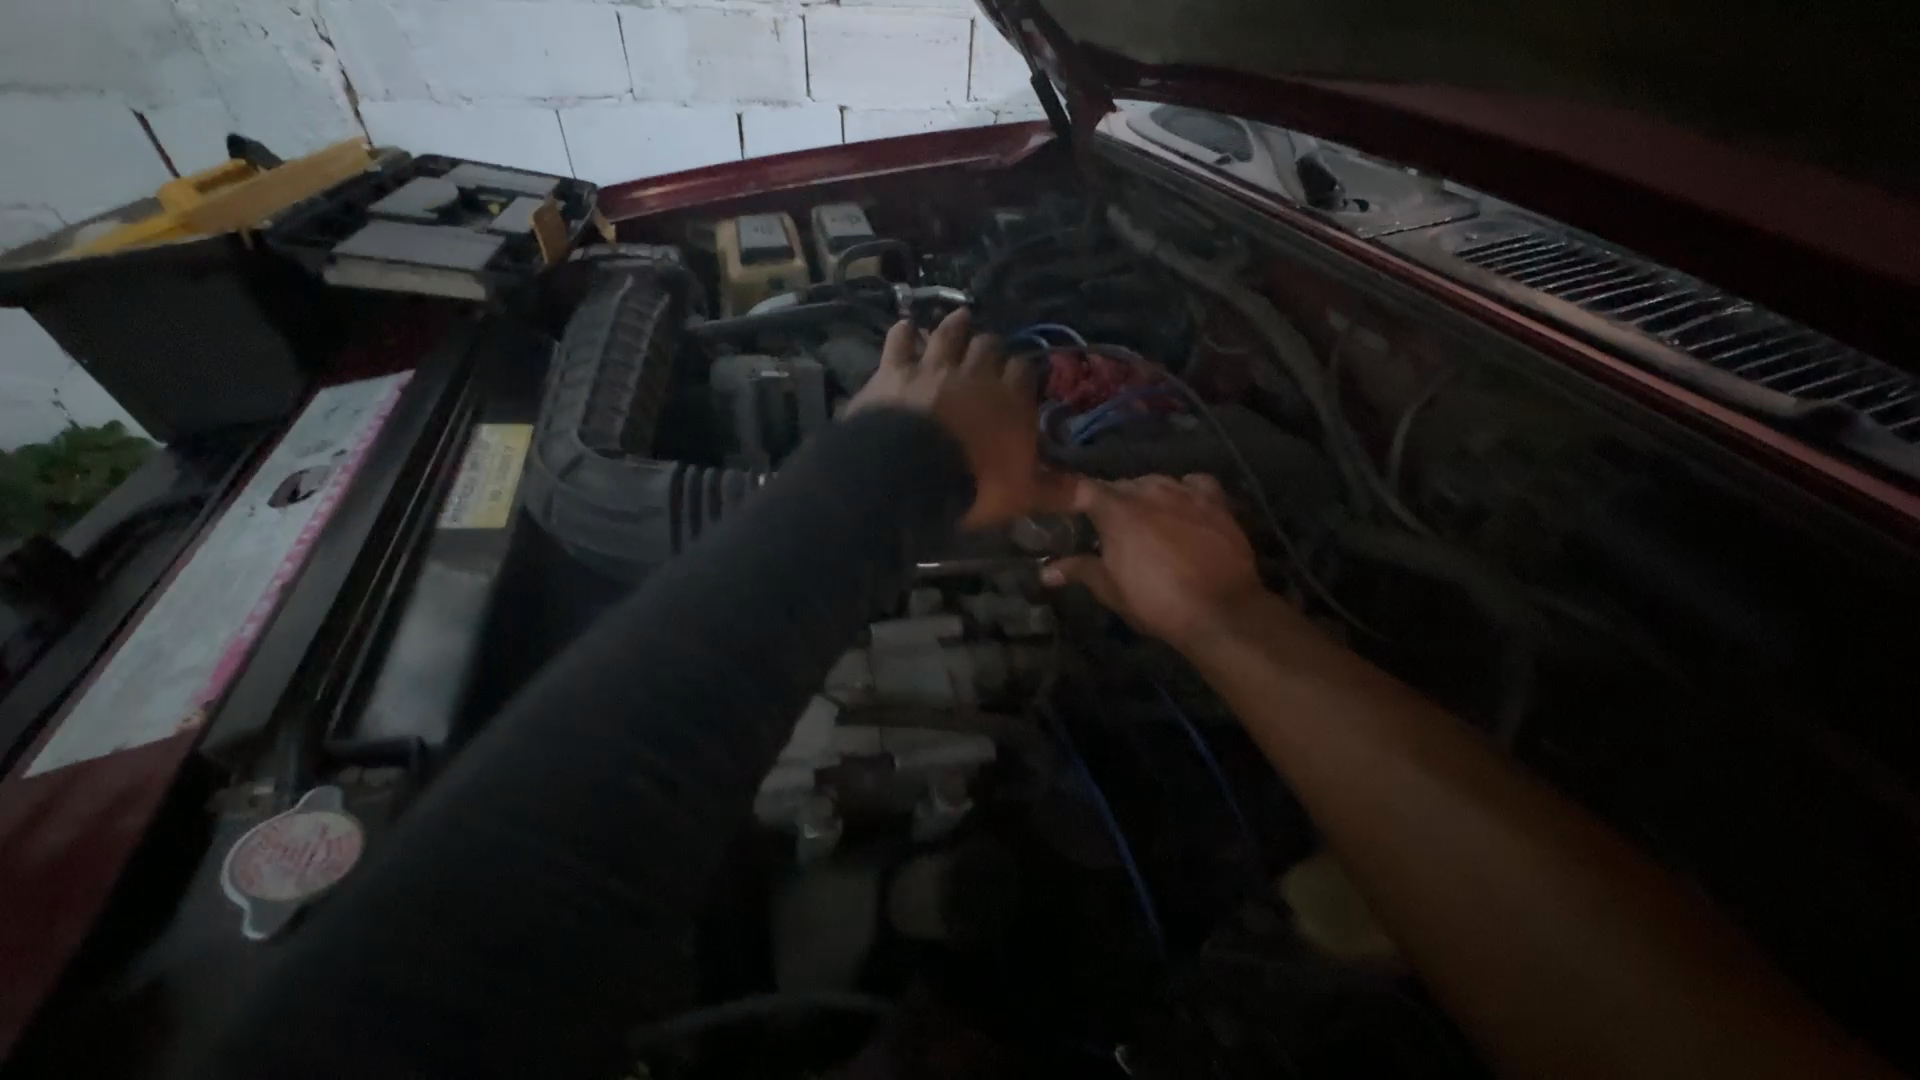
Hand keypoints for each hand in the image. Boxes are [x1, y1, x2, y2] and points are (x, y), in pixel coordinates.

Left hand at [849, 307, 1071, 527]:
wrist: (910, 475)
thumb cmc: (975, 486)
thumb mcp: (1023, 495)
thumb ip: (1057, 491)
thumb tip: (1093, 493)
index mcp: (1011, 400)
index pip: (1025, 372)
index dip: (1025, 372)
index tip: (1024, 377)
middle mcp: (976, 374)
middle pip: (989, 346)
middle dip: (991, 348)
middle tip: (990, 352)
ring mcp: (933, 368)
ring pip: (949, 334)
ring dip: (955, 325)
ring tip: (961, 318)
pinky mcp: (894, 371)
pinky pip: (900, 342)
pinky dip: (903, 333)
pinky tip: (906, 325)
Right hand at [1041, 474, 1267, 650]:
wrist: (1220, 610)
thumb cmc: (1157, 603)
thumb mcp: (1111, 590)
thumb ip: (1079, 571)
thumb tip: (1046, 571)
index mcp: (1116, 510)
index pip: (1083, 488)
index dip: (1073, 496)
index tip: (1068, 509)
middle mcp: (1148, 491)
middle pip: (1121, 485)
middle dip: (1112, 501)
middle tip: (1110, 528)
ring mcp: (1185, 492)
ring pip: (1156, 482)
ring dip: (1146, 496)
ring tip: (1147, 519)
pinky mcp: (1216, 501)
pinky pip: (1194, 484)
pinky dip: (1185, 491)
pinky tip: (1185, 506)